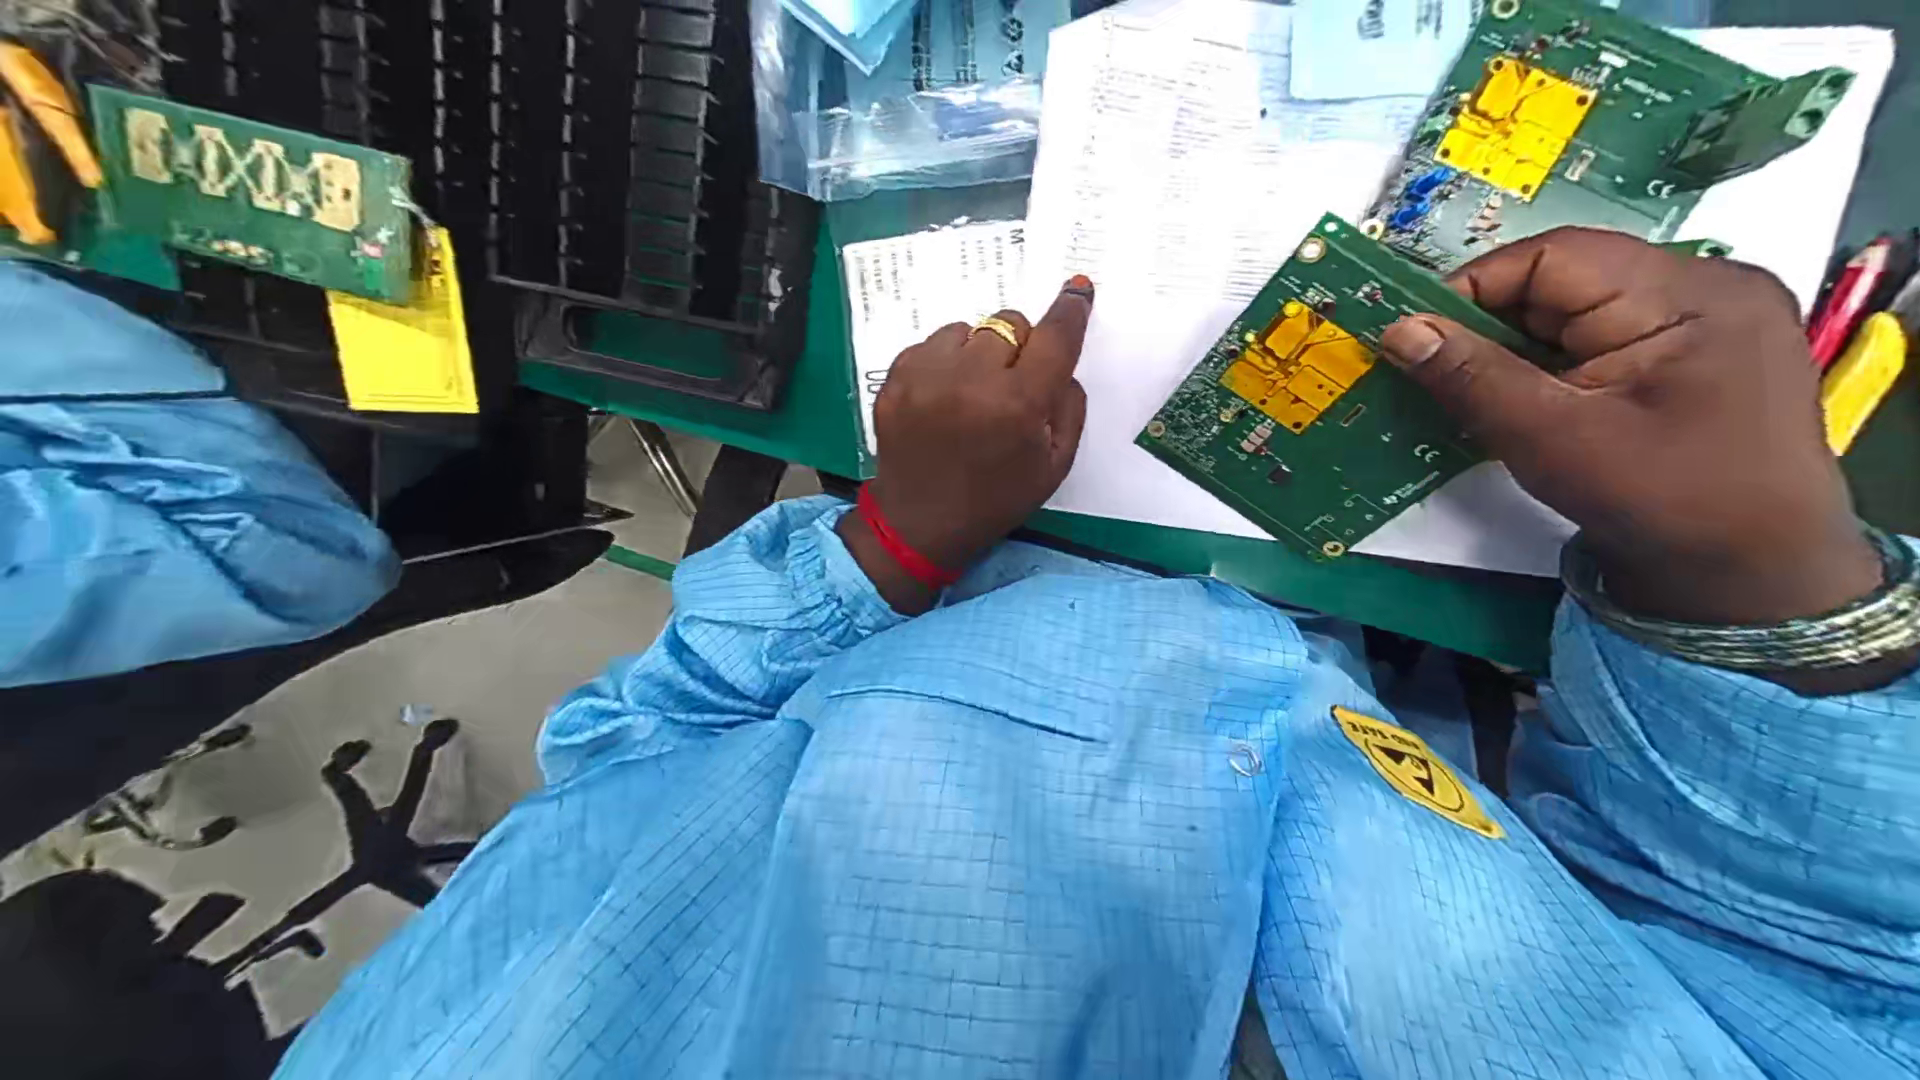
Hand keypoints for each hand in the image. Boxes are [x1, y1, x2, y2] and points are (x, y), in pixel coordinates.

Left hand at [840, 278, 1095, 612]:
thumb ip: (1069, 406)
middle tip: (1010, 383)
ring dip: (977, 352)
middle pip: (1008, 324)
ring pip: (967, 329)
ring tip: (970, 393)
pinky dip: (943, 363)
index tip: (1076, 290)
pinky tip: (942, 398)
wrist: (919, 524)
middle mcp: (970, 380)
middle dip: (1018, 347)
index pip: (1054, 338)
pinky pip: (931, 345)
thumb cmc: (995, 500)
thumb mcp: (1054, 466)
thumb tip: (1061, 361)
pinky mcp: (893, 379)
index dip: (1070, 311)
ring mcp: (925, 376)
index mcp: (1017, 405)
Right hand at [1379, 228, 1880, 631]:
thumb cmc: (1653, 496)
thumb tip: (1398, 330)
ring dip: (1506, 347)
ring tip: (1465, 388)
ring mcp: (1695, 321)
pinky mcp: (1679, 354)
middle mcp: (1700, 288)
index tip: (1414, 336)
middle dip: (1485, 323)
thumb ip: (1469, 376)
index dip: (1471, 286)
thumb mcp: (1545, 435)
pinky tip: (1509, 397)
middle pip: (1561, 280)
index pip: (1553, 256)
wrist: (1742, 565)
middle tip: (1430, 369)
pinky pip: (1587, 339)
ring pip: (1568, 312)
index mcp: (1685, 295)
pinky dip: (1534, 364)